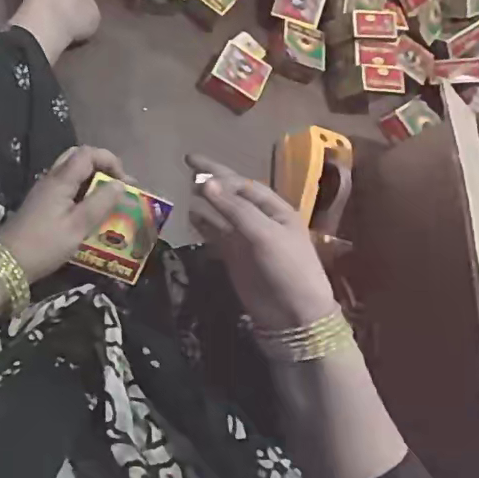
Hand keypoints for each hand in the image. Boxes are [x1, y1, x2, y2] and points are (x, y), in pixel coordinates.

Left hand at [0, 146, 126, 280]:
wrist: (7, 263)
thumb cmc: (45, 245)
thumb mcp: (78, 227)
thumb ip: (100, 203)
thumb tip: (120, 184)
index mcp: (61, 180)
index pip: (88, 153)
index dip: (110, 161)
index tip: (125, 182)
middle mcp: (51, 179)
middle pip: (78, 157)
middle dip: (102, 166)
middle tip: (117, 186)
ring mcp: (44, 191)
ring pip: (71, 172)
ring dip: (92, 179)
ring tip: (108, 198)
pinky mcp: (41, 204)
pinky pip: (66, 186)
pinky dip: (82, 191)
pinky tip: (91, 210)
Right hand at [185, 154, 338, 332]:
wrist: (293, 315)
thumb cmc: (287, 268)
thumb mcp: (265, 235)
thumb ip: (235, 209)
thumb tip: (205, 184)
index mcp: (275, 209)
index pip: (244, 184)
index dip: (220, 174)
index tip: (194, 165)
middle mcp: (260, 219)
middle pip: (232, 193)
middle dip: (212, 179)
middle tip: (187, 162)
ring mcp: (246, 238)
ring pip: (222, 212)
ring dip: (206, 200)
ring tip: (185, 187)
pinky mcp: (235, 256)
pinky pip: (216, 233)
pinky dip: (203, 223)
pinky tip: (190, 215)